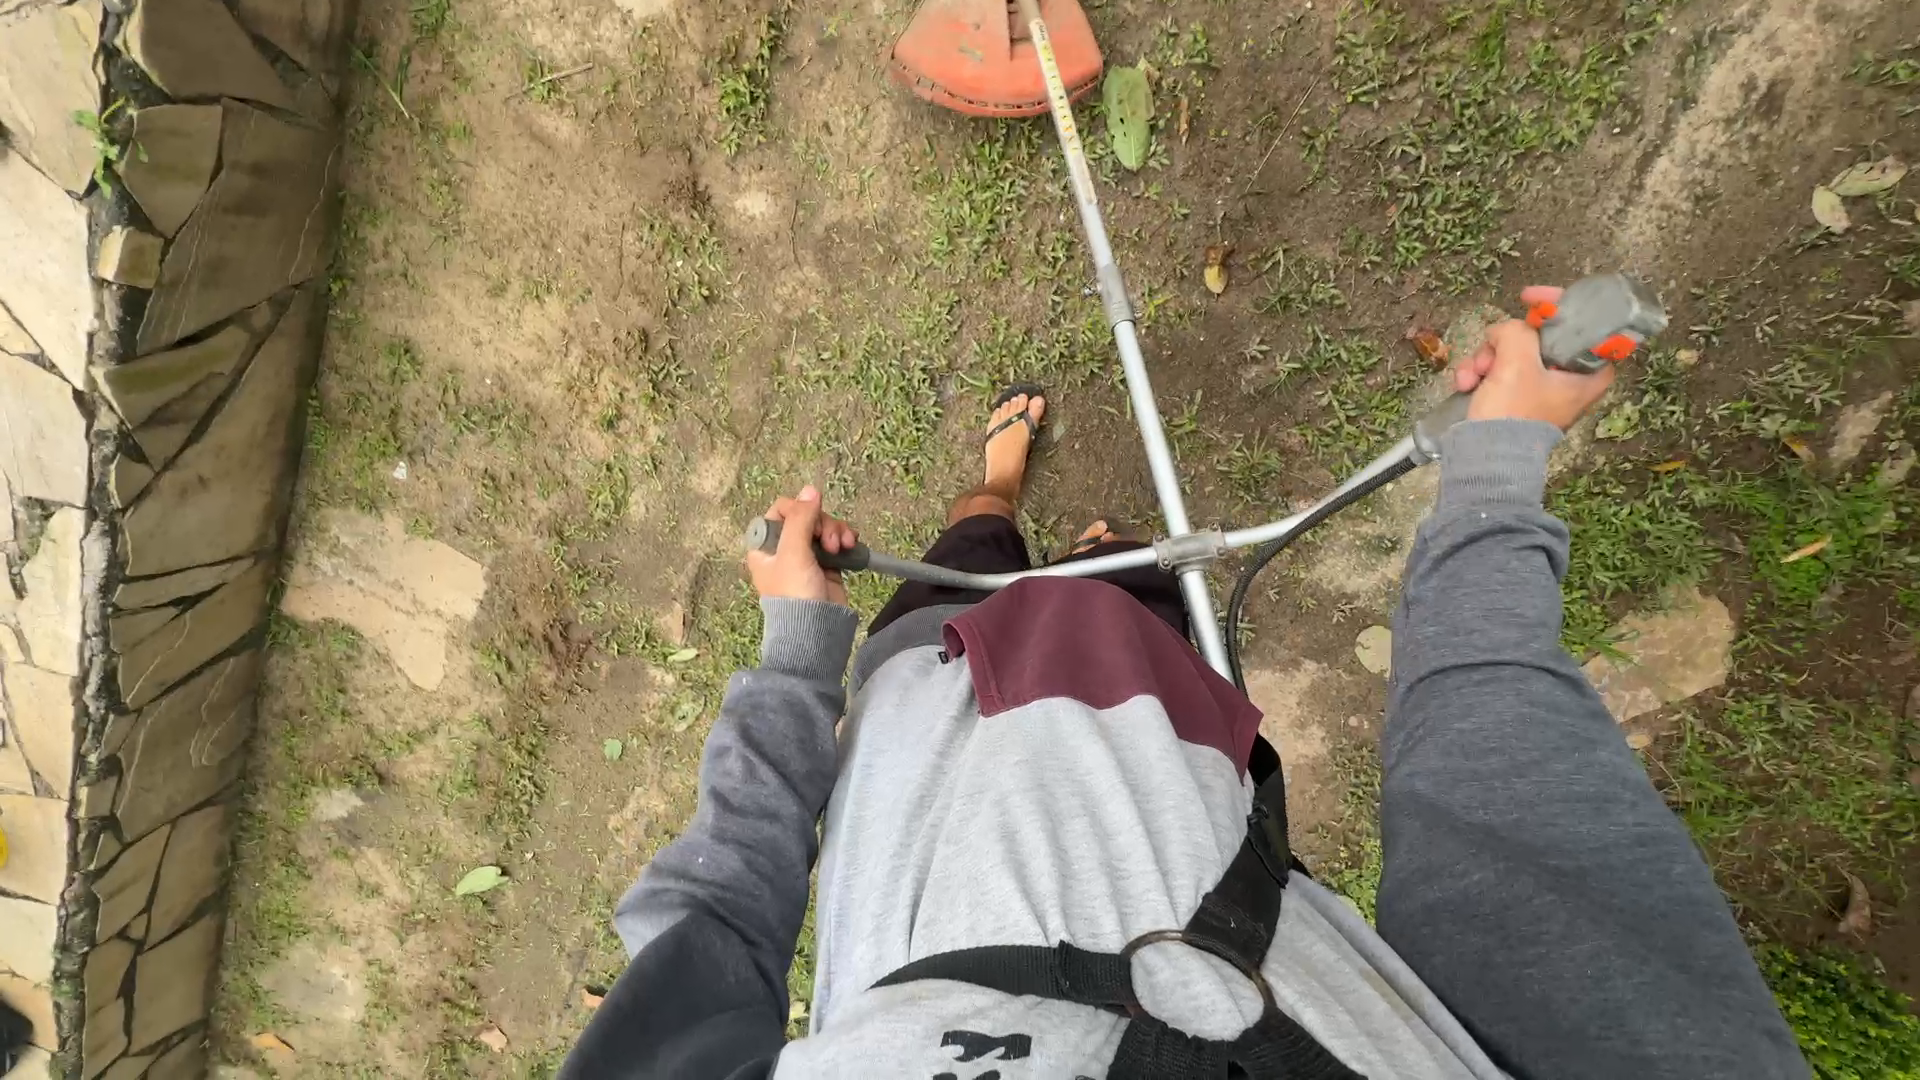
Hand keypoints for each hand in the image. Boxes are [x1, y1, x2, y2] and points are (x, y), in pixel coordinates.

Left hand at [745, 485, 857, 605]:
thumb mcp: (794, 552)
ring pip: (824, 527)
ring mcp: (806, 556)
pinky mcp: (826, 564)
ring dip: (837, 531)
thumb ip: (801, 519)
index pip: (782, 510)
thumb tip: (811, 489)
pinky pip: (836, 540)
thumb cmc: (795, 592)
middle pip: (807, 516)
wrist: (815, 629)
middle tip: (830, 542)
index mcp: (765, 544)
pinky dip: (845, 539)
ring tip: (844, 547)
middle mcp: (784, 547)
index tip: (811, 523)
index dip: (800, 510)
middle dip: (823, 524)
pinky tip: (851, 546)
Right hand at [1455, 285, 1616, 429]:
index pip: (1583, 323)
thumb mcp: (1516, 364)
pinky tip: (1465, 385)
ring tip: (1470, 377)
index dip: (1555, 305)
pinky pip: (1497, 372)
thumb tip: (1504, 331)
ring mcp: (1540, 389)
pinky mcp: (1514, 399)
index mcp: (1590, 370)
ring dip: (1483, 360)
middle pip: (1536, 338)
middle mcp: (1569, 378)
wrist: (1484, 458)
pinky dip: (1478, 374)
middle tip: (1488, 356)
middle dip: (1503, 344)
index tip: (1527, 297)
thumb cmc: (1512, 413)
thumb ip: (1516, 332)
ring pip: (1510, 354)